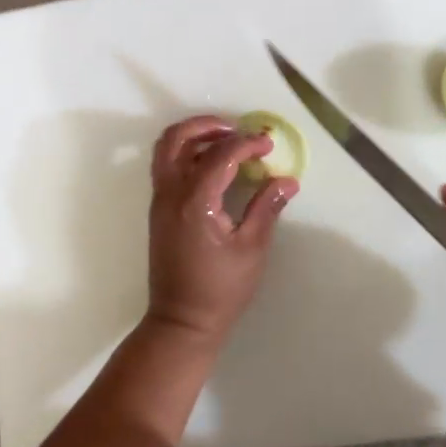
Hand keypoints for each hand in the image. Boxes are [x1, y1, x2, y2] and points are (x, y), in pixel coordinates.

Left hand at [144, 116, 297, 349]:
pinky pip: (166, 166)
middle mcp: (170, 193)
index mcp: (194, 201)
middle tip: (238, 130)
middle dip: (208, 125)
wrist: (181, 321)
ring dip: (193, 136)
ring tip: (226, 141)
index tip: (268, 145)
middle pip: (178, 138)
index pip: (219, 155)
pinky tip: (213, 165)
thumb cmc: (220, 290)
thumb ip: (266, 208)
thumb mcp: (251, 249)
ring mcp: (159, 199)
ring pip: (166, 149)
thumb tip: (287, 180)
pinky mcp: (158, 209)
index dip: (246, 144)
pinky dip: (186, 153)